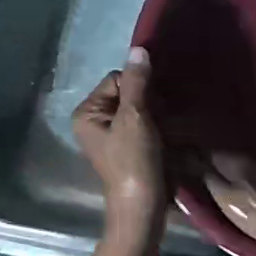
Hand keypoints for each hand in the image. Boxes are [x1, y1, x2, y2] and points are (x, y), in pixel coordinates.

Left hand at [72, 47, 164, 229]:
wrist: (142, 207)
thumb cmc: (134, 162)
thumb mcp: (135, 118)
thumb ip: (137, 83)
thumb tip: (139, 48)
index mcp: (87, 112)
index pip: (117, 78)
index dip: (140, 87)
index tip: (155, 106)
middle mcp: (94, 121)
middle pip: (128, 92)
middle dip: (150, 100)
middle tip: (164, 117)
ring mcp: (111, 135)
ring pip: (139, 108)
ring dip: (157, 113)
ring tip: (168, 128)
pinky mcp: (128, 147)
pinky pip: (144, 123)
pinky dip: (157, 125)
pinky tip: (168, 135)